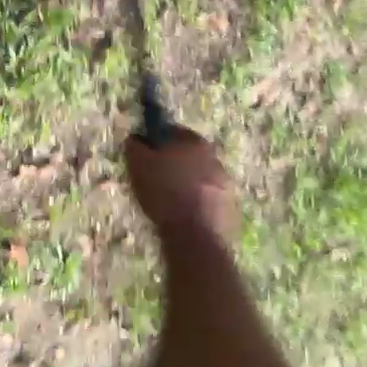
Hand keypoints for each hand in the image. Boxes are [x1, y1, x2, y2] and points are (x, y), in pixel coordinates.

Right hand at [124, 126, 236, 244]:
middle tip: (156, 173)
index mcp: (194, 143)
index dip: (158, 140)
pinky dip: (197, 199)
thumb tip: (137, 138)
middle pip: (190, 154)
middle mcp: (215, 159)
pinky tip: (182, 210)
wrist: (193, 234)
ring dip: (187, 180)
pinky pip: (208, 196)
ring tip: (169, 195)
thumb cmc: (163, 191)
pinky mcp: (231, 207)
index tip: (147, 152)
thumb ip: (135, 144)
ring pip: (200, 175)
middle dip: (175, 161)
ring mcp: (226, 184)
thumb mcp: (137, 163)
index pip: (174, 131)